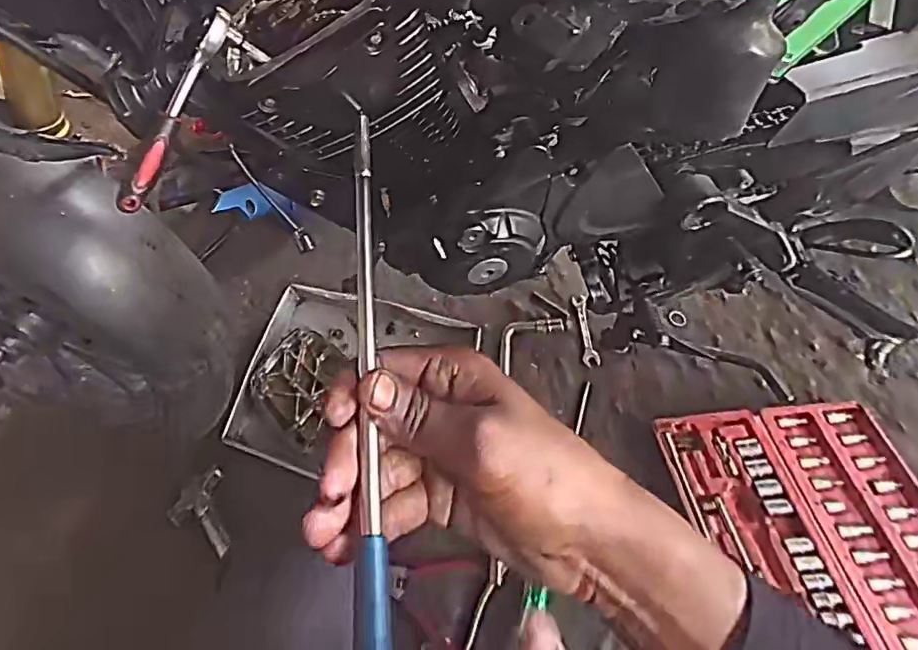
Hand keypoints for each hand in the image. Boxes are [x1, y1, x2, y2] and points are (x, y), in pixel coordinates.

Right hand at [300, 344, 639, 596]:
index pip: (387, 373)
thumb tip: (373, 387)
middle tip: (331, 493)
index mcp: (455, 379)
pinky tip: (352, 541)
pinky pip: (395, 502)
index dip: (355, 395)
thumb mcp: (484, 440)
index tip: (334, 422)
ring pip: (379, 470)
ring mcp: (440, 453)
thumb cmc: (556, 475)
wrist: (589, 543)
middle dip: (348, 460)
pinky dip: (371, 522)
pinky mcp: (440, 494)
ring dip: (351, 501)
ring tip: (329, 530)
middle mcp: (442, 410)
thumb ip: (422, 418)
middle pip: (374, 426)